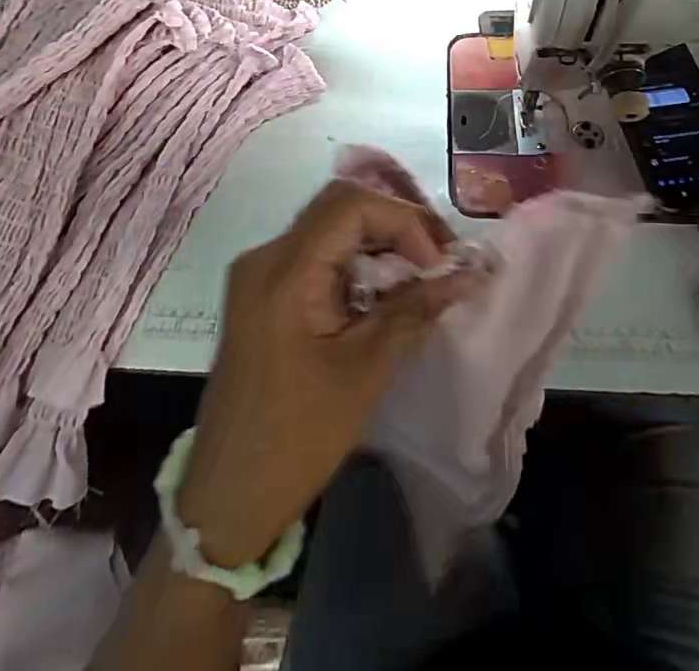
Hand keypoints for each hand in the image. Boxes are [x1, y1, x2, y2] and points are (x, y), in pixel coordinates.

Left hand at [176, 180, 482, 566]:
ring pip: (330, 229)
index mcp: (283, 273)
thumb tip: (469, 274)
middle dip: (397, 225)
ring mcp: (259, 276)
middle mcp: (265, 259)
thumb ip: (415, 310)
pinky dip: (358, 264)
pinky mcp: (263, 295)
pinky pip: (317, 257)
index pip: (352, 205)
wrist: (229, 493)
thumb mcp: (365, 370)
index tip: (437, 266)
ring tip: (423, 277)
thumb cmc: (298, 437)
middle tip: (439, 261)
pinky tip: (386, 294)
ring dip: (380, 244)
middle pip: (340, 208)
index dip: (405, 222)